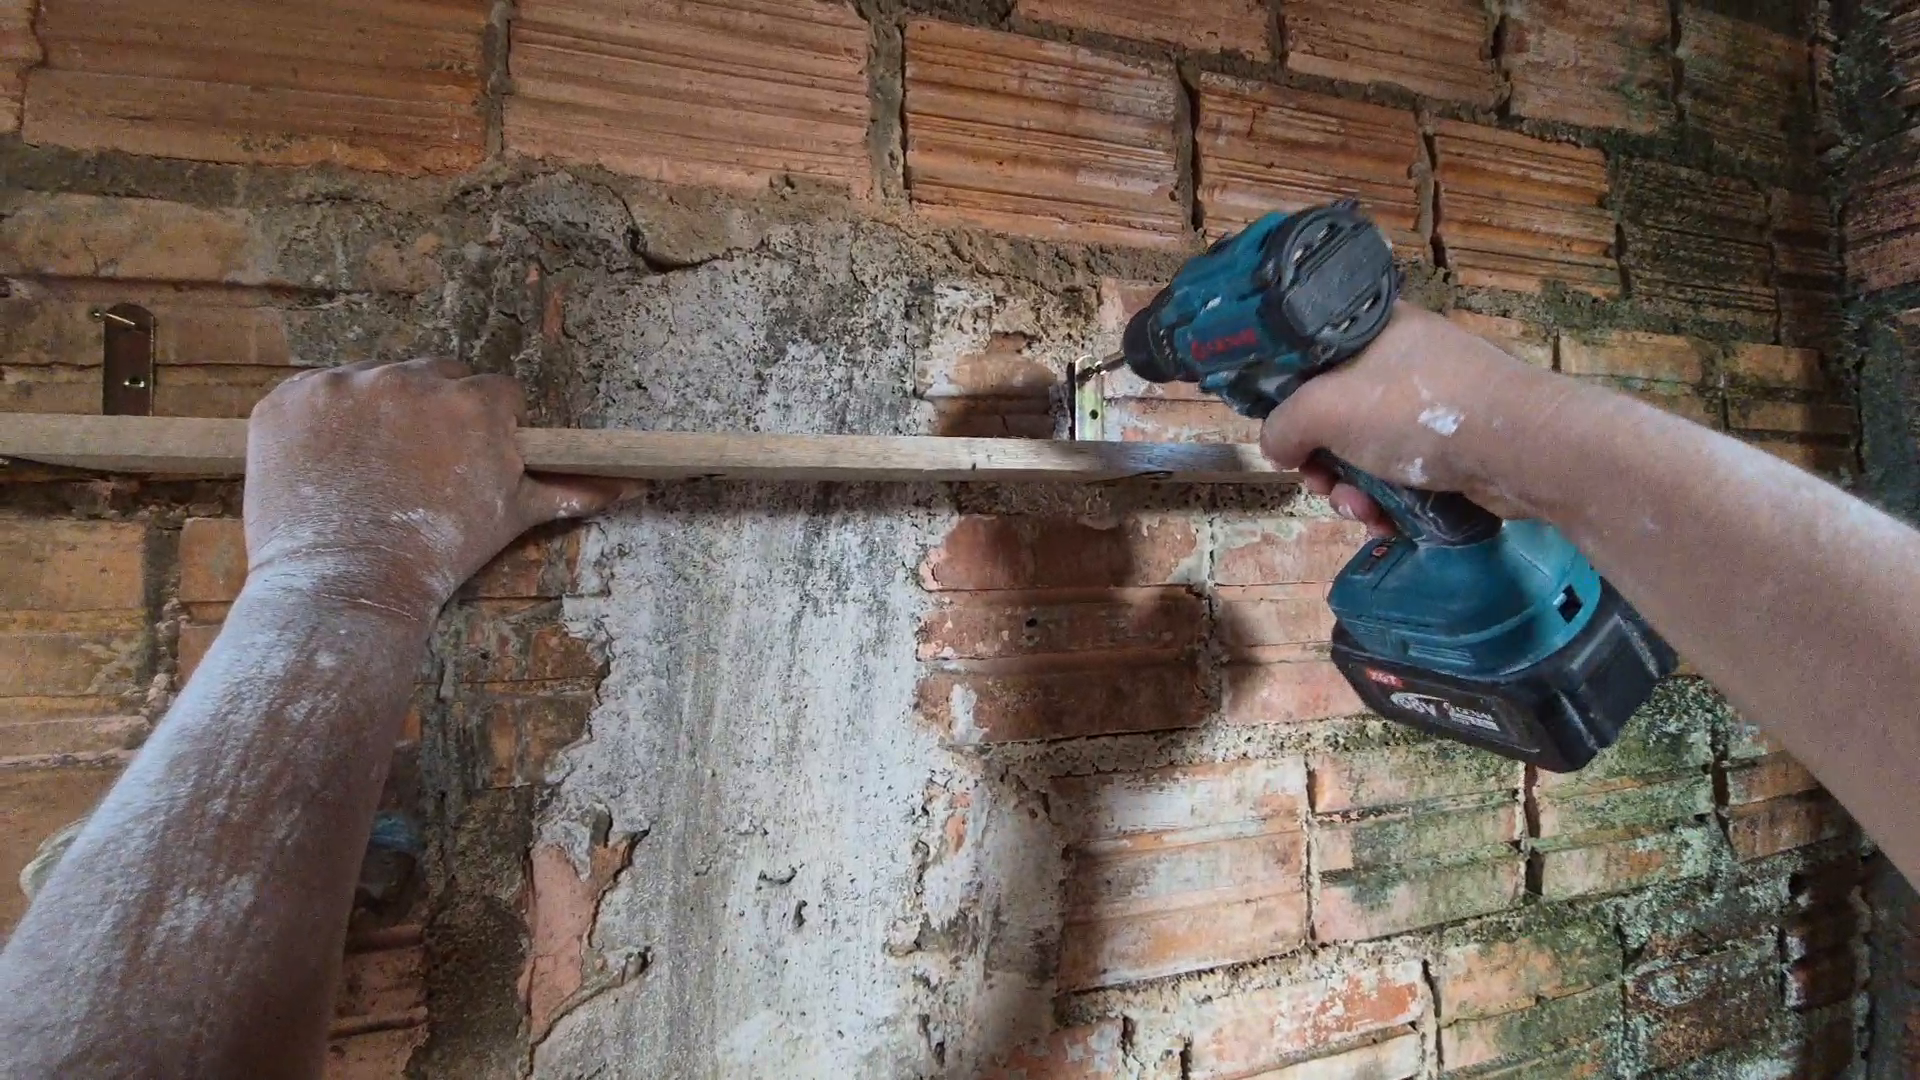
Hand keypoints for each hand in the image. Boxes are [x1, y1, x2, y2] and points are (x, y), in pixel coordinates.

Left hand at [243, 358, 631, 621]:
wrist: (351, 579)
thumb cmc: (447, 547)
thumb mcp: (517, 515)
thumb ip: (575, 491)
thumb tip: (633, 487)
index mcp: (474, 406)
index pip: (498, 391)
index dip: (494, 423)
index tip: (478, 454)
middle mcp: (411, 380)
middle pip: (441, 375)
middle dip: (442, 407)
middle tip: (430, 457)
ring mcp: (344, 385)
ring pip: (381, 378)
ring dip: (387, 407)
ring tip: (380, 459)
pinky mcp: (288, 397)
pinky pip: (321, 390)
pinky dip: (330, 416)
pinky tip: (338, 456)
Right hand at [1259, 303, 1573, 533]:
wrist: (1519, 449)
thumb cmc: (1412, 411)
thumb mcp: (1320, 410)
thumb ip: (1279, 427)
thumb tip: (1278, 450)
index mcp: (1370, 333)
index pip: (1307, 361)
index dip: (1286, 403)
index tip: (1284, 437)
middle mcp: (1398, 362)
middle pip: (1328, 417)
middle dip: (1318, 463)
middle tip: (1320, 483)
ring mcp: (1426, 405)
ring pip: (1359, 452)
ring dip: (1348, 490)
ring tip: (1360, 510)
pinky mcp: (1449, 444)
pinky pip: (1394, 473)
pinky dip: (1382, 501)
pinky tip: (1384, 520)